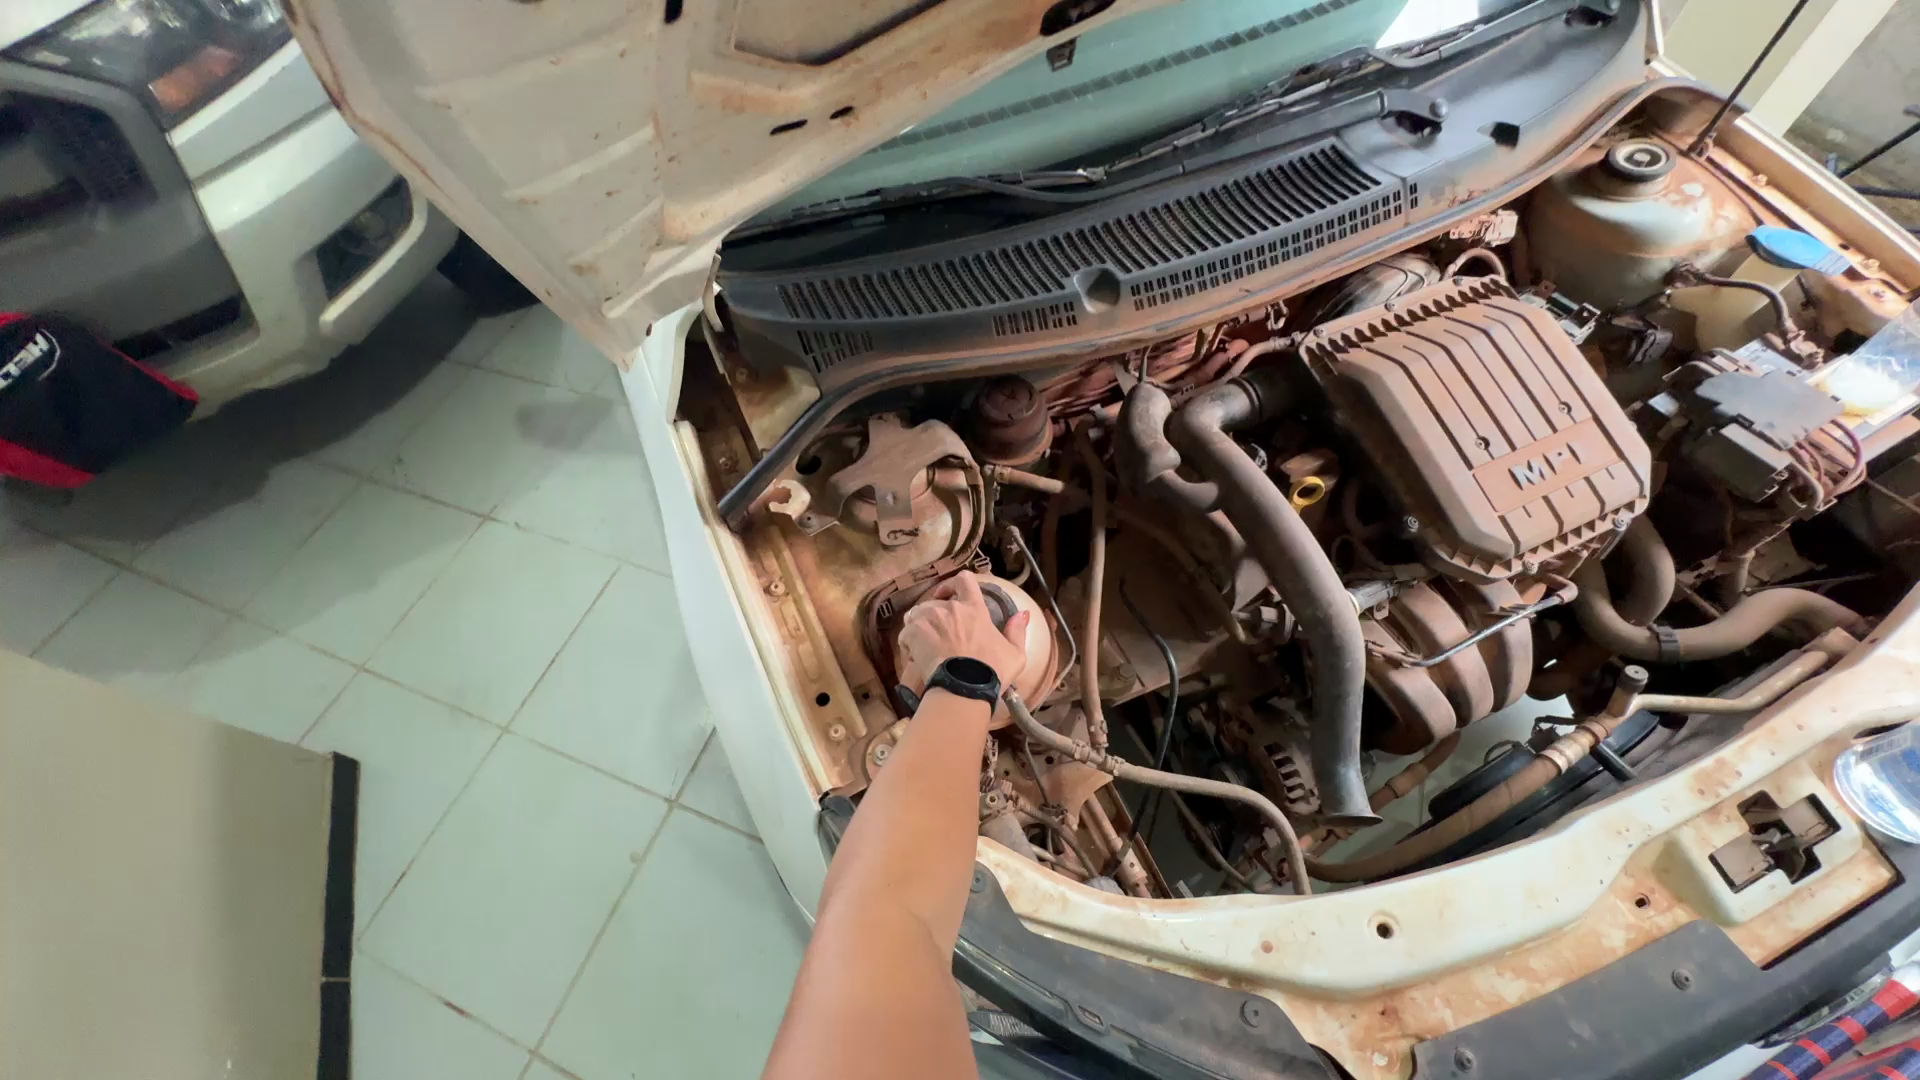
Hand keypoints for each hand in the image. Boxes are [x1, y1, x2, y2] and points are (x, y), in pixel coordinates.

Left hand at [895, 571, 1031, 701]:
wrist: (964, 688)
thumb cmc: (991, 671)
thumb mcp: (1015, 654)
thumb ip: (1017, 631)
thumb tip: (1022, 614)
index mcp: (974, 609)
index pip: (965, 580)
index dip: (954, 584)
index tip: (950, 594)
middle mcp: (950, 608)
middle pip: (936, 601)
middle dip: (935, 615)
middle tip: (939, 634)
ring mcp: (929, 619)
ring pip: (917, 614)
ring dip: (919, 626)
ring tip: (924, 644)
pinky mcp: (913, 633)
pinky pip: (905, 633)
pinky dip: (908, 642)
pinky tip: (915, 656)